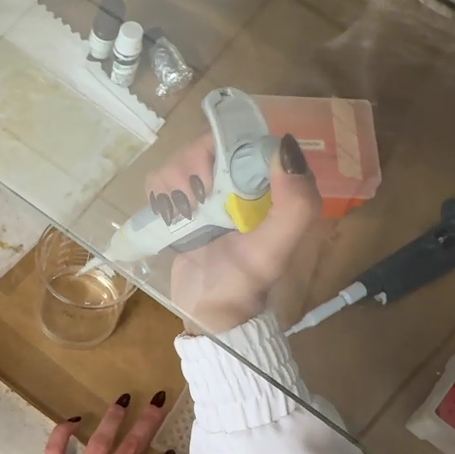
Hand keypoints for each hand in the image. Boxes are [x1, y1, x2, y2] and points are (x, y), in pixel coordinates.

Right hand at [152, 132, 321, 333]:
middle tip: (196, 199)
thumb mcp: (276, 248)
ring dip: (173, 182)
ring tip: (183, 213)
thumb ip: (295, 204)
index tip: (214, 176)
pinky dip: (159, 193)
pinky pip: (160, 181)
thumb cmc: (244, 282)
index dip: (223, 147)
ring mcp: (203, 196)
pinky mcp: (177, 209)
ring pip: (179, 160)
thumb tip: (283, 148)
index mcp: (264, 186)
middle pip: (205, 145)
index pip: (241, 139)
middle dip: (193, 166)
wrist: (207, 314)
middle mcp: (234, 185)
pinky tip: (170, 216)